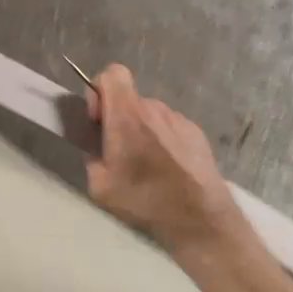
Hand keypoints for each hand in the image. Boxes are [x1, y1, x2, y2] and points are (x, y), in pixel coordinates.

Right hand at [86, 64, 241, 251]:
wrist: (199, 217)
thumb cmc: (145, 199)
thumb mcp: (100, 187)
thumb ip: (93, 159)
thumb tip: (99, 152)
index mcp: (126, 115)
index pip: (112, 74)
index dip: (100, 91)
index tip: (99, 120)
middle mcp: (153, 109)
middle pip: (130, 100)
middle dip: (120, 119)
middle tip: (120, 153)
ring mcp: (178, 119)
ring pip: (150, 115)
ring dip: (143, 131)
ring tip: (147, 165)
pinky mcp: (196, 132)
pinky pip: (170, 128)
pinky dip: (164, 141)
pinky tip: (169, 169)